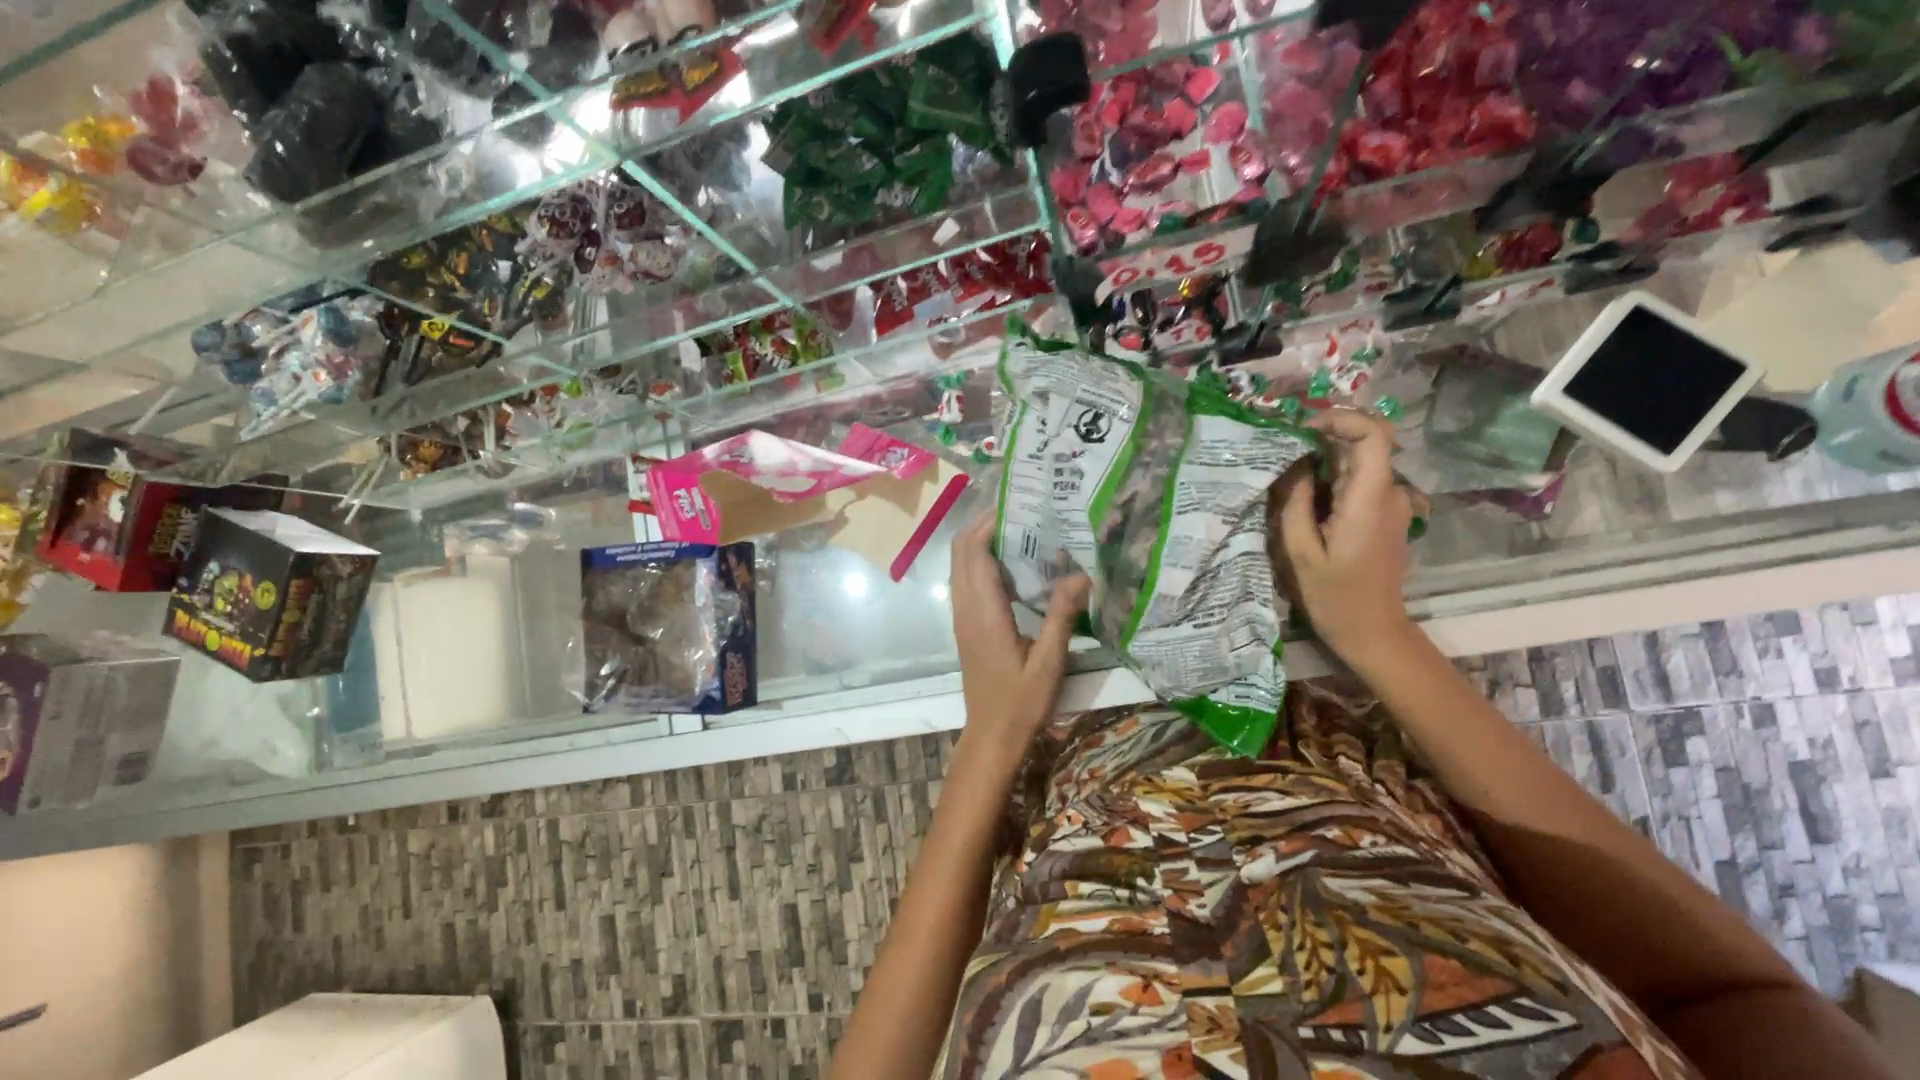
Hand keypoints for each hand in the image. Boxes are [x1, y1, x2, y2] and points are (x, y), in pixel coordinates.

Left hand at [948, 515, 1090, 744]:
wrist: (992, 735)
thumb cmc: (1021, 702)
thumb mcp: (1049, 663)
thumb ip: (1061, 616)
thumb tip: (1080, 574)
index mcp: (984, 612)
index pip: (974, 552)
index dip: (990, 523)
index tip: (1020, 505)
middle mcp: (965, 609)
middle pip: (961, 551)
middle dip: (985, 525)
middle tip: (1024, 513)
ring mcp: (962, 618)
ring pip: (961, 565)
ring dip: (982, 543)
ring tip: (1024, 533)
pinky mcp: (966, 626)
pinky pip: (967, 582)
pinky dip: (983, 563)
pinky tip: (1017, 569)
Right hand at [1273, 408, 1422, 663]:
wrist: (1372, 631)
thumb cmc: (1334, 596)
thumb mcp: (1300, 551)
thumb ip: (1295, 500)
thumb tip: (1294, 462)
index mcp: (1370, 498)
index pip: (1373, 433)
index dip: (1341, 418)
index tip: (1302, 428)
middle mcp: (1389, 492)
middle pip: (1362, 444)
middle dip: (1320, 440)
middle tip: (1280, 455)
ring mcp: (1391, 503)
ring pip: (1357, 462)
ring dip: (1323, 462)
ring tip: (1286, 481)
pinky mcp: (1384, 513)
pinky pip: (1358, 481)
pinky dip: (1331, 479)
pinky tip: (1305, 501)